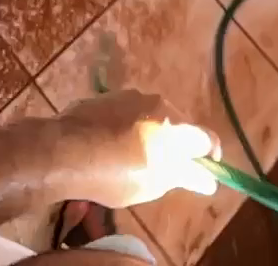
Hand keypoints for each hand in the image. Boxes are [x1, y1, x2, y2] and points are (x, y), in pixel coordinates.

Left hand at [51, 91, 221, 206]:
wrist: (67, 150)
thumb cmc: (116, 173)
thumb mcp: (156, 183)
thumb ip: (186, 176)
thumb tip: (209, 177)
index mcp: (173, 123)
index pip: (205, 137)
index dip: (209, 155)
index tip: (204, 171)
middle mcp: (154, 101)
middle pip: (178, 124)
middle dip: (177, 146)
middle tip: (166, 171)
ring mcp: (128, 95)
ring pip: (151, 117)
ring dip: (152, 135)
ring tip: (135, 160)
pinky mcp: (105, 97)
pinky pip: (128, 113)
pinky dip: (129, 127)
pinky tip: (113, 147)